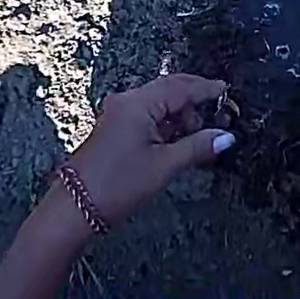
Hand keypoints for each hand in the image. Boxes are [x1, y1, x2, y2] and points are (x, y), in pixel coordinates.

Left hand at [60, 73, 235, 225]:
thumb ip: (198, 146)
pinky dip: (167, 123)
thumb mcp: (164, 165)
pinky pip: (149, 114)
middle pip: (170, 89)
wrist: (72, 211)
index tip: (226, 91)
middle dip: (195, 101)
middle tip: (217, 113)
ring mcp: (119, 113)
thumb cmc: (117, 185)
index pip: (181, 87)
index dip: (206, 89)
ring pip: (160, 103)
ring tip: (198, 136)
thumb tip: (227, 136)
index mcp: (138, 103)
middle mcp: (128, 101)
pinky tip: (178, 140)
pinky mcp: (115, 127)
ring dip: (181, 115)